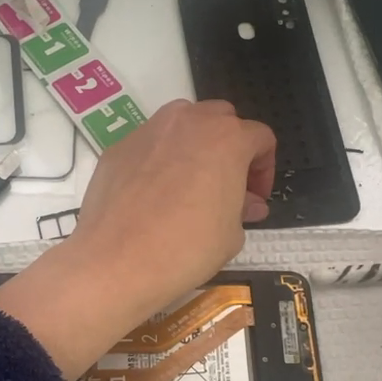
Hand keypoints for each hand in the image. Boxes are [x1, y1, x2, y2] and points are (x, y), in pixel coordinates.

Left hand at [0, 100, 275, 379]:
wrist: (117, 261)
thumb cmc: (185, 248)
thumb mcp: (231, 235)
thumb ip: (243, 208)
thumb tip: (247, 203)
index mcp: (226, 138)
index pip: (260, 137)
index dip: (265, 169)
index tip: (256, 198)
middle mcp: (188, 122)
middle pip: (220, 119)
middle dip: (230, 148)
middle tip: (227, 186)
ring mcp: (148, 130)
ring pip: (182, 124)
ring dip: (194, 145)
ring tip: (190, 185)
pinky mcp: (118, 147)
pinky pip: (149, 145)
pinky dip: (159, 160)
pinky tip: (153, 195)